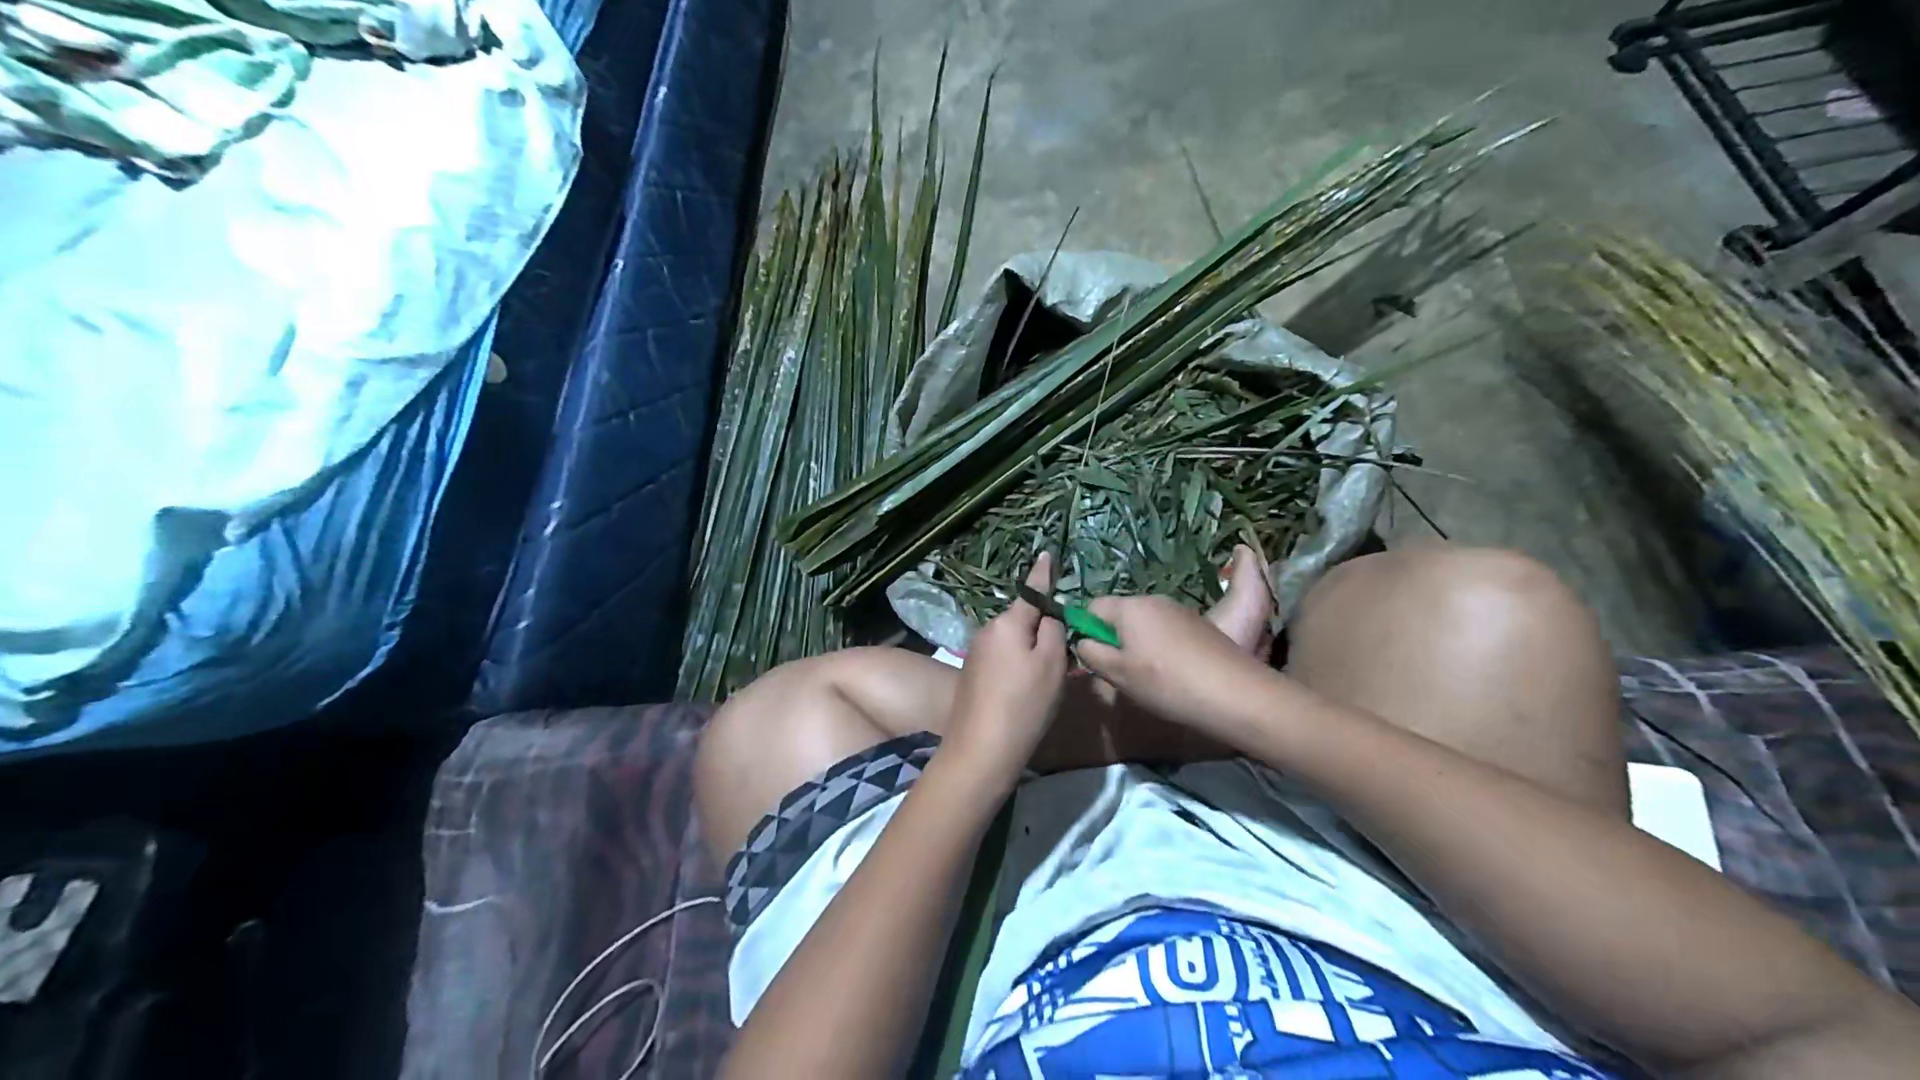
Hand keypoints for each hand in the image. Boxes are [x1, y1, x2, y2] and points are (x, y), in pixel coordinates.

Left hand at [943, 553, 1068, 789]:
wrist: (982, 749)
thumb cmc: (1024, 703)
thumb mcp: (1051, 662)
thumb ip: (1053, 630)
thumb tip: (1048, 616)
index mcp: (1007, 621)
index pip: (1032, 590)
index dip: (1044, 574)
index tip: (1048, 553)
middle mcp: (988, 630)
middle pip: (1025, 619)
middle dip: (1045, 629)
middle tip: (1067, 655)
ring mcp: (977, 653)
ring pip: (1016, 641)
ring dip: (1033, 650)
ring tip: (1051, 679)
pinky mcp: (973, 675)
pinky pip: (1005, 659)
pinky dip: (1021, 666)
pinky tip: (1029, 691)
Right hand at [1072, 593, 1275, 736]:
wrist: (1233, 692)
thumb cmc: (1166, 681)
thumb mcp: (1117, 674)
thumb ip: (1092, 654)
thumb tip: (1083, 642)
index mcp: (1130, 606)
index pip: (1093, 606)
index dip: (1088, 630)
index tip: (1097, 657)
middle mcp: (1154, 600)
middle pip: (1121, 614)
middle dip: (1116, 639)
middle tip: (1122, 672)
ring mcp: (1180, 611)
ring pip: (1145, 624)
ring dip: (1140, 645)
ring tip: (1150, 678)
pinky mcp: (1200, 626)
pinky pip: (1167, 632)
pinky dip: (1163, 649)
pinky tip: (1174, 675)